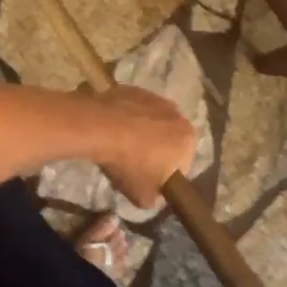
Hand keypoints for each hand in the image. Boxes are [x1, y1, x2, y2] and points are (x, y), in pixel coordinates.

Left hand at [93, 85, 194, 209]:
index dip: (164, 176)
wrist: (98, 127)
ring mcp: (152, 96)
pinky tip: (110, 129)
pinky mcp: (130, 88)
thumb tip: (152, 193)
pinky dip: (124, 117)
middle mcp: (175, 113)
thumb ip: (156, 198)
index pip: (181, 164)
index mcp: (187, 138)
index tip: (147, 181)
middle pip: (167, 139)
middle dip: (154, 151)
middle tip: (132, 164)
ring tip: (118, 146)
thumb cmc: (129, 163)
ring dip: (139, 132)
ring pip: (150, 121)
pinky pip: (131, 109)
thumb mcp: (145, 197)